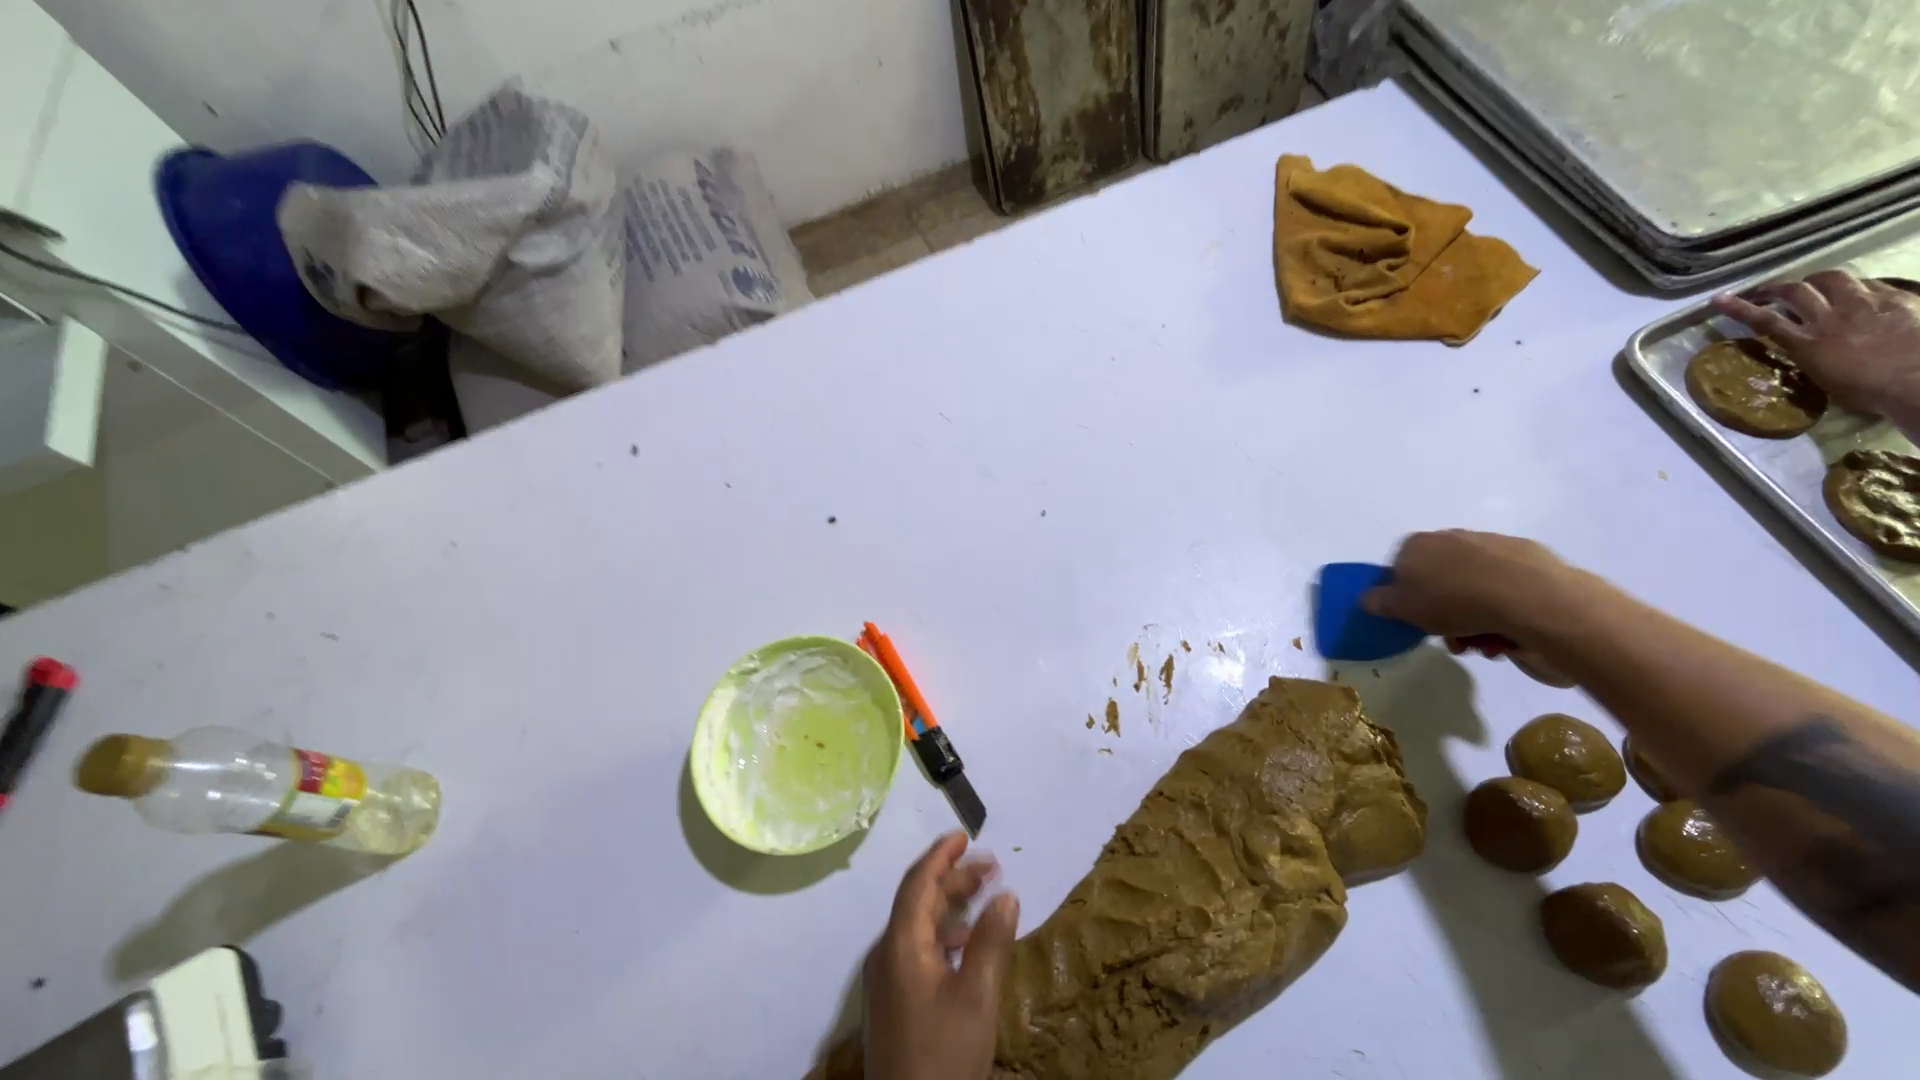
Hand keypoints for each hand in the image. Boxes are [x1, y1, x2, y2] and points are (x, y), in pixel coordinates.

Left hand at [864, 832, 1018, 1079]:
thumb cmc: (944, 1054)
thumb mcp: (976, 997)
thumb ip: (990, 942)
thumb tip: (1006, 894)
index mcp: (900, 944)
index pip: (918, 883)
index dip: (941, 855)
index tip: (964, 834)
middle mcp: (886, 953)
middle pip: (919, 900)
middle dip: (953, 877)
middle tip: (992, 864)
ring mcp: (887, 977)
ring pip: (919, 924)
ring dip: (951, 904)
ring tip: (987, 894)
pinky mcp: (894, 998)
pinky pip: (918, 946)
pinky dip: (945, 933)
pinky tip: (969, 941)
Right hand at [1362, 530, 1580, 647]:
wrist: (1528, 597)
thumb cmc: (1453, 601)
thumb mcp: (1402, 608)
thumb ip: (1378, 602)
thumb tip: (1368, 597)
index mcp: (1417, 544)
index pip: (1401, 571)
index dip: (1407, 601)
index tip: (1418, 624)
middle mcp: (1451, 537)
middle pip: (1439, 582)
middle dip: (1444, 615)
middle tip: (1454, 641)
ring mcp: (1490, 545)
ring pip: (1472, 589)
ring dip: (1473, 621)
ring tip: (1485, 645)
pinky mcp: (1525, 559)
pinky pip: (1503, 590)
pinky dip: (1501, 612)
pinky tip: (1507, 633)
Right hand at [1711, 272, 1919, 427]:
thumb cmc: (1870, 392)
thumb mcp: (1825, 378)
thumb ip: (1811, 356)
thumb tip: (1804, 348)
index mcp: (1808, 343)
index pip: (1765, 320)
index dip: (1739, 308)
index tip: (1719, 299)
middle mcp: (1830, 318)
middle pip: (1795, 291)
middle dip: (1776, 288)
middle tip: (1768, 291)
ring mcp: (1865, 305)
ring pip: (1832, 278)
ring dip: (1816, 280)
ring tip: (1814, 285)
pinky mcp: (1897, 299)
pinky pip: (1870, 283)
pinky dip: (1857, 285)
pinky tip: (1860, 292)